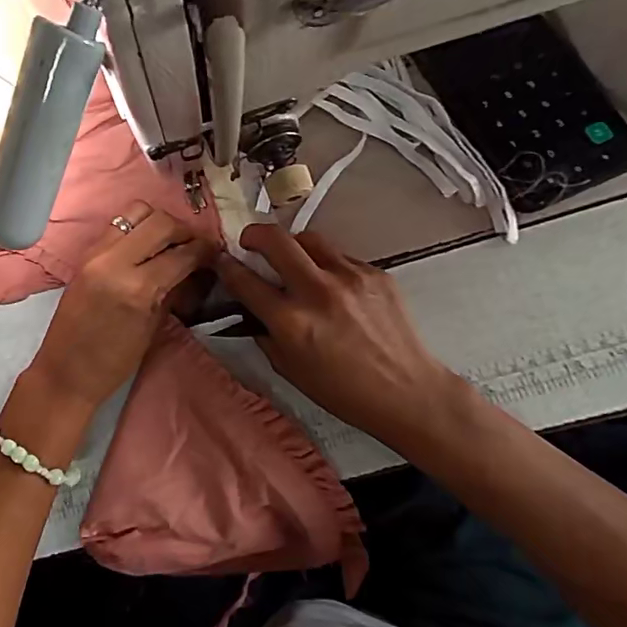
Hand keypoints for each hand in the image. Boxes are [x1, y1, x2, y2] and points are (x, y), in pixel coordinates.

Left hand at [27, 201, 215, 407]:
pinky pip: (118, 226)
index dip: (204, 250)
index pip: (180, 254)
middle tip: (195, 245)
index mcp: (136, 287)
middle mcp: (114, 261)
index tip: (215, 252)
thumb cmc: (115, 362)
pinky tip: (147, 248)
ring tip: (170, 242)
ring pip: (136, 213)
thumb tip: (196, 268)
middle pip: (160, 222)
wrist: (66, 372)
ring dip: (159, 223)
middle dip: (184, 230)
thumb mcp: (153, 327)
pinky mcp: (85, 254)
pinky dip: (138, 229)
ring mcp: (96, 254)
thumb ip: (174, 290)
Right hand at [215, 224, 468, 447]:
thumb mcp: (291, 371)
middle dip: (254, 234)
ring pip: (309, 239)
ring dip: (292, 245)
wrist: (406, 390)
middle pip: (275, 239)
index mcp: (291, 322)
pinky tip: (332, 286)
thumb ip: (267, 335)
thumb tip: (253, 311)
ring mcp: (349, 277)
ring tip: (292, 261)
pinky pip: (340, 256)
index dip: (226, 266)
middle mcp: (317, 291)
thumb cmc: (344, 392)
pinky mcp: (375, 272)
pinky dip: (327, 265)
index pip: (245, 280)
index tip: (221, 260)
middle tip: (250, 242)